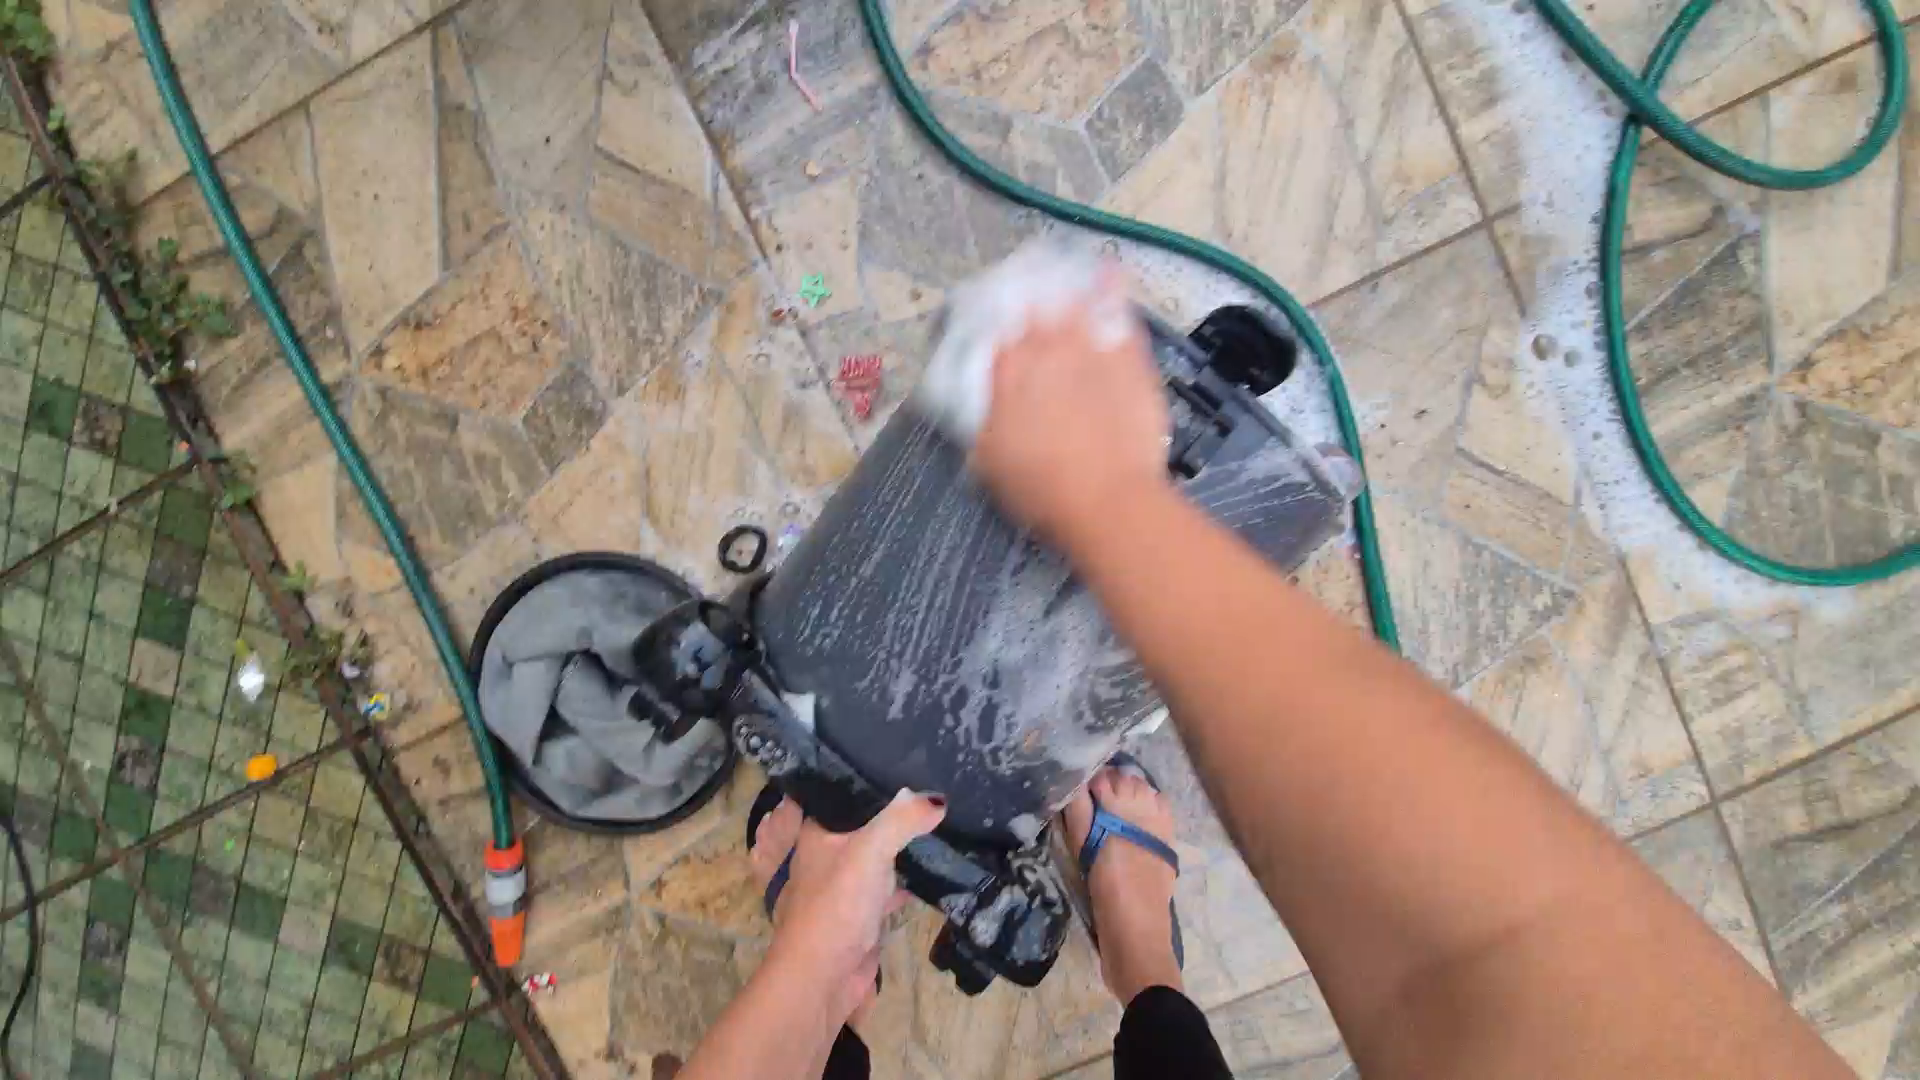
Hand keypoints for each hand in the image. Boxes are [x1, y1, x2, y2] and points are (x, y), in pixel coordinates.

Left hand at [762, 789, 946, 1026]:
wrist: (821, 979)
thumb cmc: (837, 904)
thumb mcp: (870, 849)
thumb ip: (902, 820)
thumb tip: (937, 800)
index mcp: (819, 832)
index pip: (845, 793)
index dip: (872, 779)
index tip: (906, 764)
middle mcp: (828, 854)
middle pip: (866, 825)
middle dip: (894, 814)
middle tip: (933, 792)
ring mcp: (845, 886)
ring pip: (878, 857)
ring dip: (901, 848)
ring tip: (938, 826)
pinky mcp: (861, 914)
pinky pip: (888, 888)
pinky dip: (906, 881)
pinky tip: (932, 871)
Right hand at [970, 271, 1171, 550]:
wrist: (1109, 500)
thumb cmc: (1041, 488)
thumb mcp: (988, 461)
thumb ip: (982, 422)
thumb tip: (981, 406)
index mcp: (1007, 370)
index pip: (992, 330)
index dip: (992, 326)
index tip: (993, 328)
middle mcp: (1045, 347)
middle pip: (1032, 307)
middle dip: (1027, 300)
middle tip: (1026, 295)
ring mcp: (1091, 345)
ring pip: (1073, 299)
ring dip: (1063, 286)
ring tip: (1061, 272)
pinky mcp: (1130, 355)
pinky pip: (1118, 308)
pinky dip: (1112, 287)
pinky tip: (1109, 271)